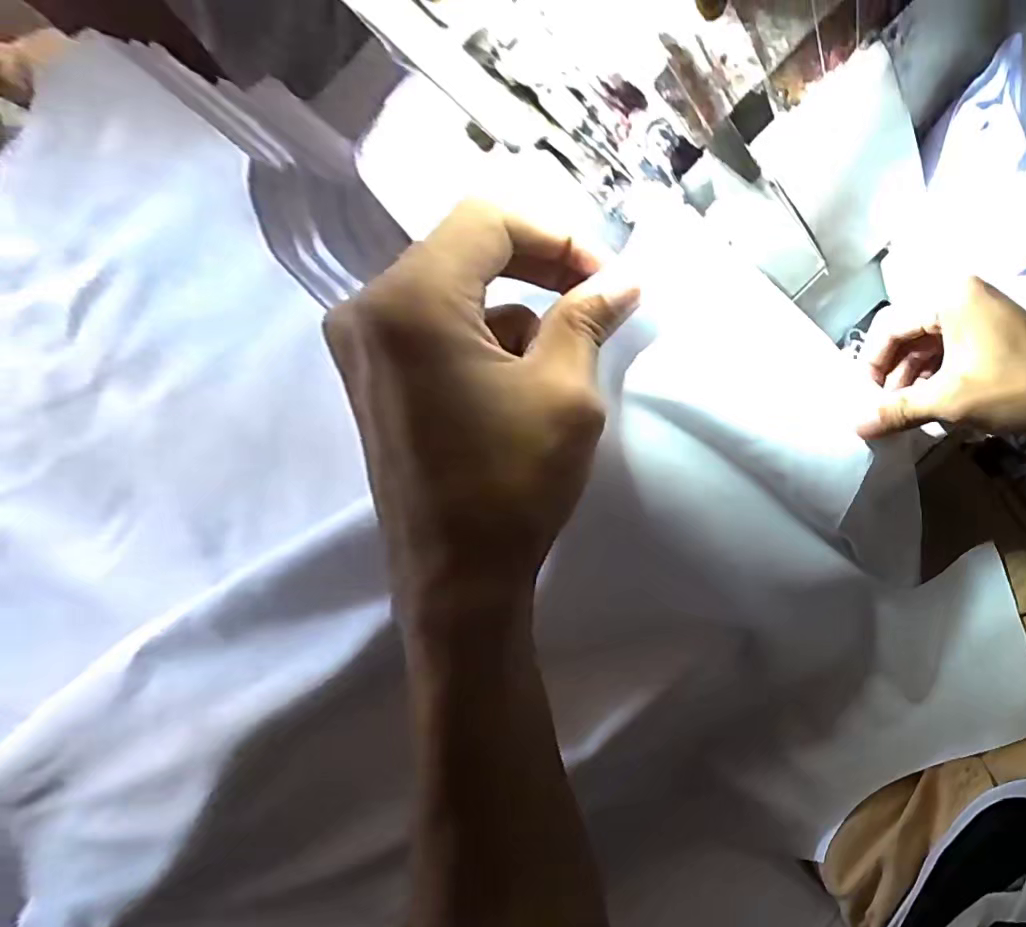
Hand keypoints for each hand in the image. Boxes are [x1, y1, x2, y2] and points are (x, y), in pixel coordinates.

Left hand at [324, 200, 640, 617]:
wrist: (459, 569)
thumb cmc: (515, 479)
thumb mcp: (567, 394)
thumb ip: (587, 322)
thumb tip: (621, 279)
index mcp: (411, 302)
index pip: (485, 222)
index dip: (559, 238)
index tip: (610, 281)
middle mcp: (370, 309)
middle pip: (467, 250)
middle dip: (545, 268)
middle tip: (604, 302)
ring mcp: (368, 346)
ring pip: (461, 293)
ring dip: (525, 311)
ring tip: (572, 361)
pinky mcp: (381, 378)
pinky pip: (444, 331)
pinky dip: (496, 340)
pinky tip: (530, 386)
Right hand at [857, 277, 1025, 441]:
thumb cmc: (1015, 390)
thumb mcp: (951, 401)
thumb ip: (899, 409)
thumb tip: (856, 425)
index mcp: (951, 295)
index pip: (892, 325)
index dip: (874, 365)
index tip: (867, 401)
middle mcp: (967, 296)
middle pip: (913, 335)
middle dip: (898, 376)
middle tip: (888, 413)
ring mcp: (988, 316)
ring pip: (936, 348)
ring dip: (920, 382)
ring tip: (913, 417)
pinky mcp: (1002, 337)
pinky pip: (959, 355)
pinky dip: (945, 381)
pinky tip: (941, 410)